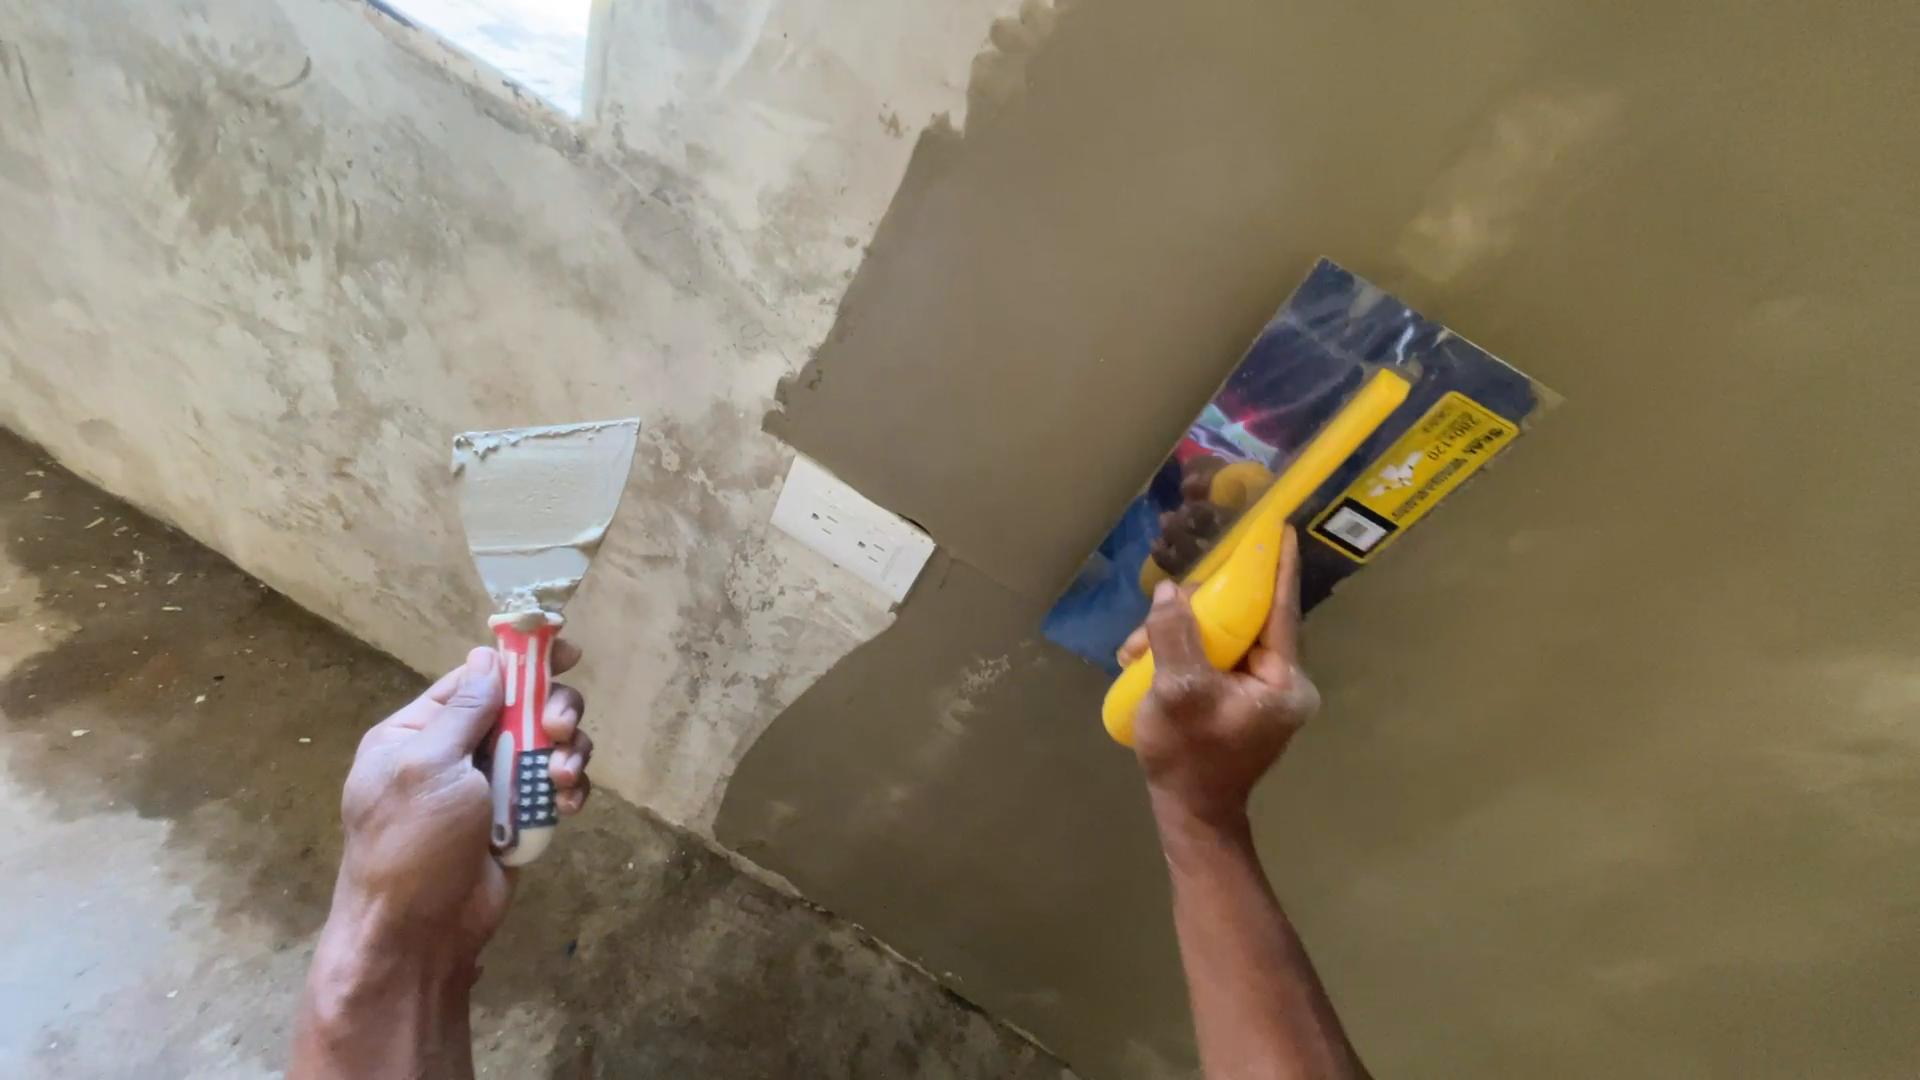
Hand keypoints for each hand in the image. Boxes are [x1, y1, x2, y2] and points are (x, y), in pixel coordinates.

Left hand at [333, 642, 593, 957]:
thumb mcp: (427, 766)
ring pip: (550, 741)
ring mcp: (492, 782)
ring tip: (560, 778)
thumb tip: (488, 655)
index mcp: (420, 732)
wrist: (421, 932)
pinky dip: (570, 787)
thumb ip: (464, 709)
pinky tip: (567, 805)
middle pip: (525, 705)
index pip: (478, 679)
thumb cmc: (411, 843)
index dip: (523, 661)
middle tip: (559, 729)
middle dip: (553, 712)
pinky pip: (558, 781)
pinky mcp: (521, 811)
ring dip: (566, 753)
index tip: (567, 652)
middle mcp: (457, 750)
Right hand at [1119, 527, 1319, 826]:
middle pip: (1240, 620)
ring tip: (1134, 651)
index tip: (1278, 528)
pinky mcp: (1232, 697)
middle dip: (1194, 611)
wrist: (1188, 812)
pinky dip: (1176, 653)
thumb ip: (1175, 636)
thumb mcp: (1178, 692)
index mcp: (1282, 681)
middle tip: (1156, 615)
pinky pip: (1207, 657)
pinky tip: (1142, 659)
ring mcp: (1255, 691)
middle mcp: (1277, 681)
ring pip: (1218, 637)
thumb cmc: (1189, 757)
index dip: (1275, 567)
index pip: (1281, 610)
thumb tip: (1172, 592)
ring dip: (1174, 635)